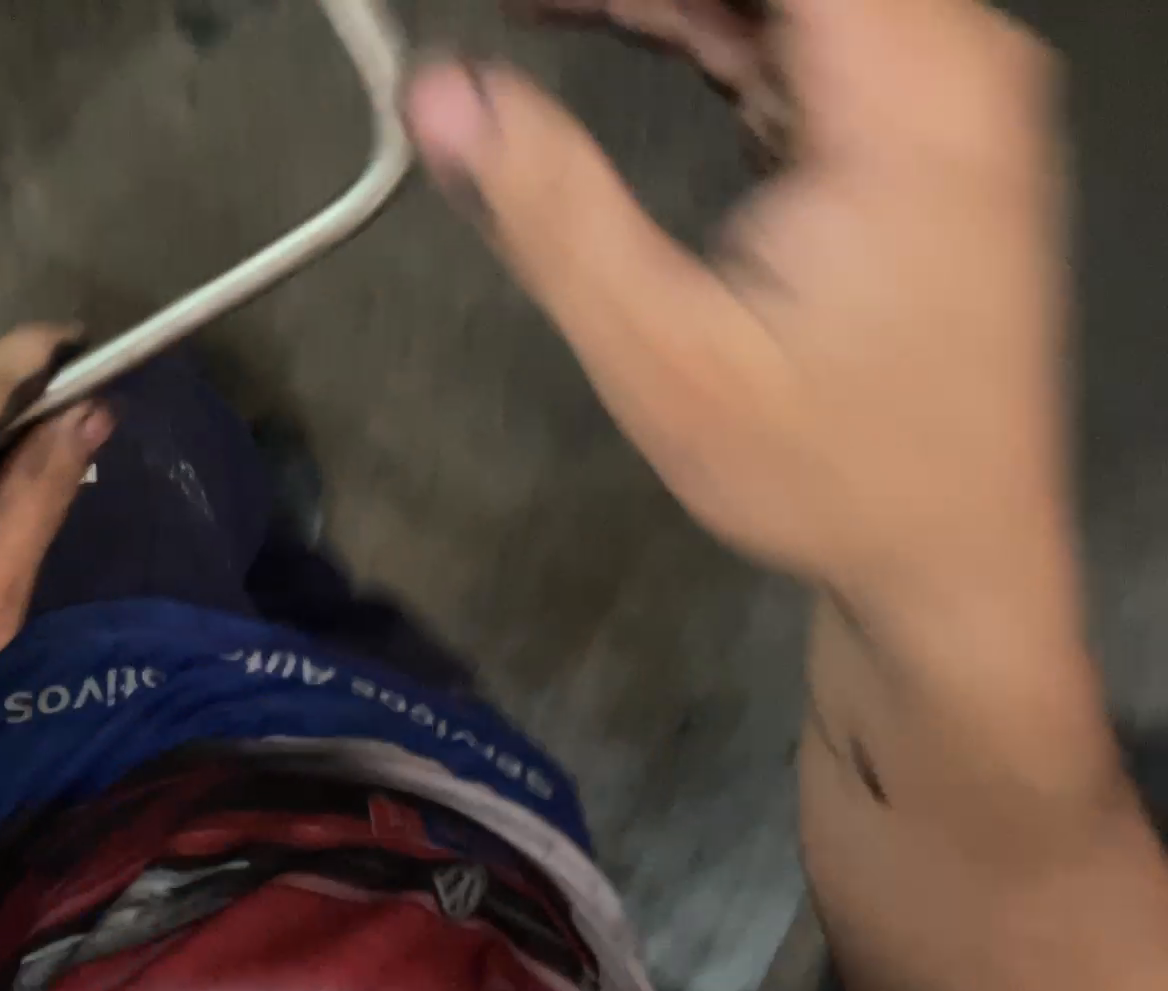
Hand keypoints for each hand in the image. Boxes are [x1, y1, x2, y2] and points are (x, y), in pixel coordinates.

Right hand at [406, 0, 1071, 618]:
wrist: (939, 547)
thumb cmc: (810, 462)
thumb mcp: (657, 349)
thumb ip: (550, 213)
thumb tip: (440, 98)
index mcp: (903, 87)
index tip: (504, 6)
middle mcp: (937, 62)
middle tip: (502, 16)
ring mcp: (923, 104)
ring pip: (774, 2)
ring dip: (651, 1)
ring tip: (528, 16)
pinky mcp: (895, 149)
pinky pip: (787, 53)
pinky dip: (695, 37)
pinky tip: (622, 42)